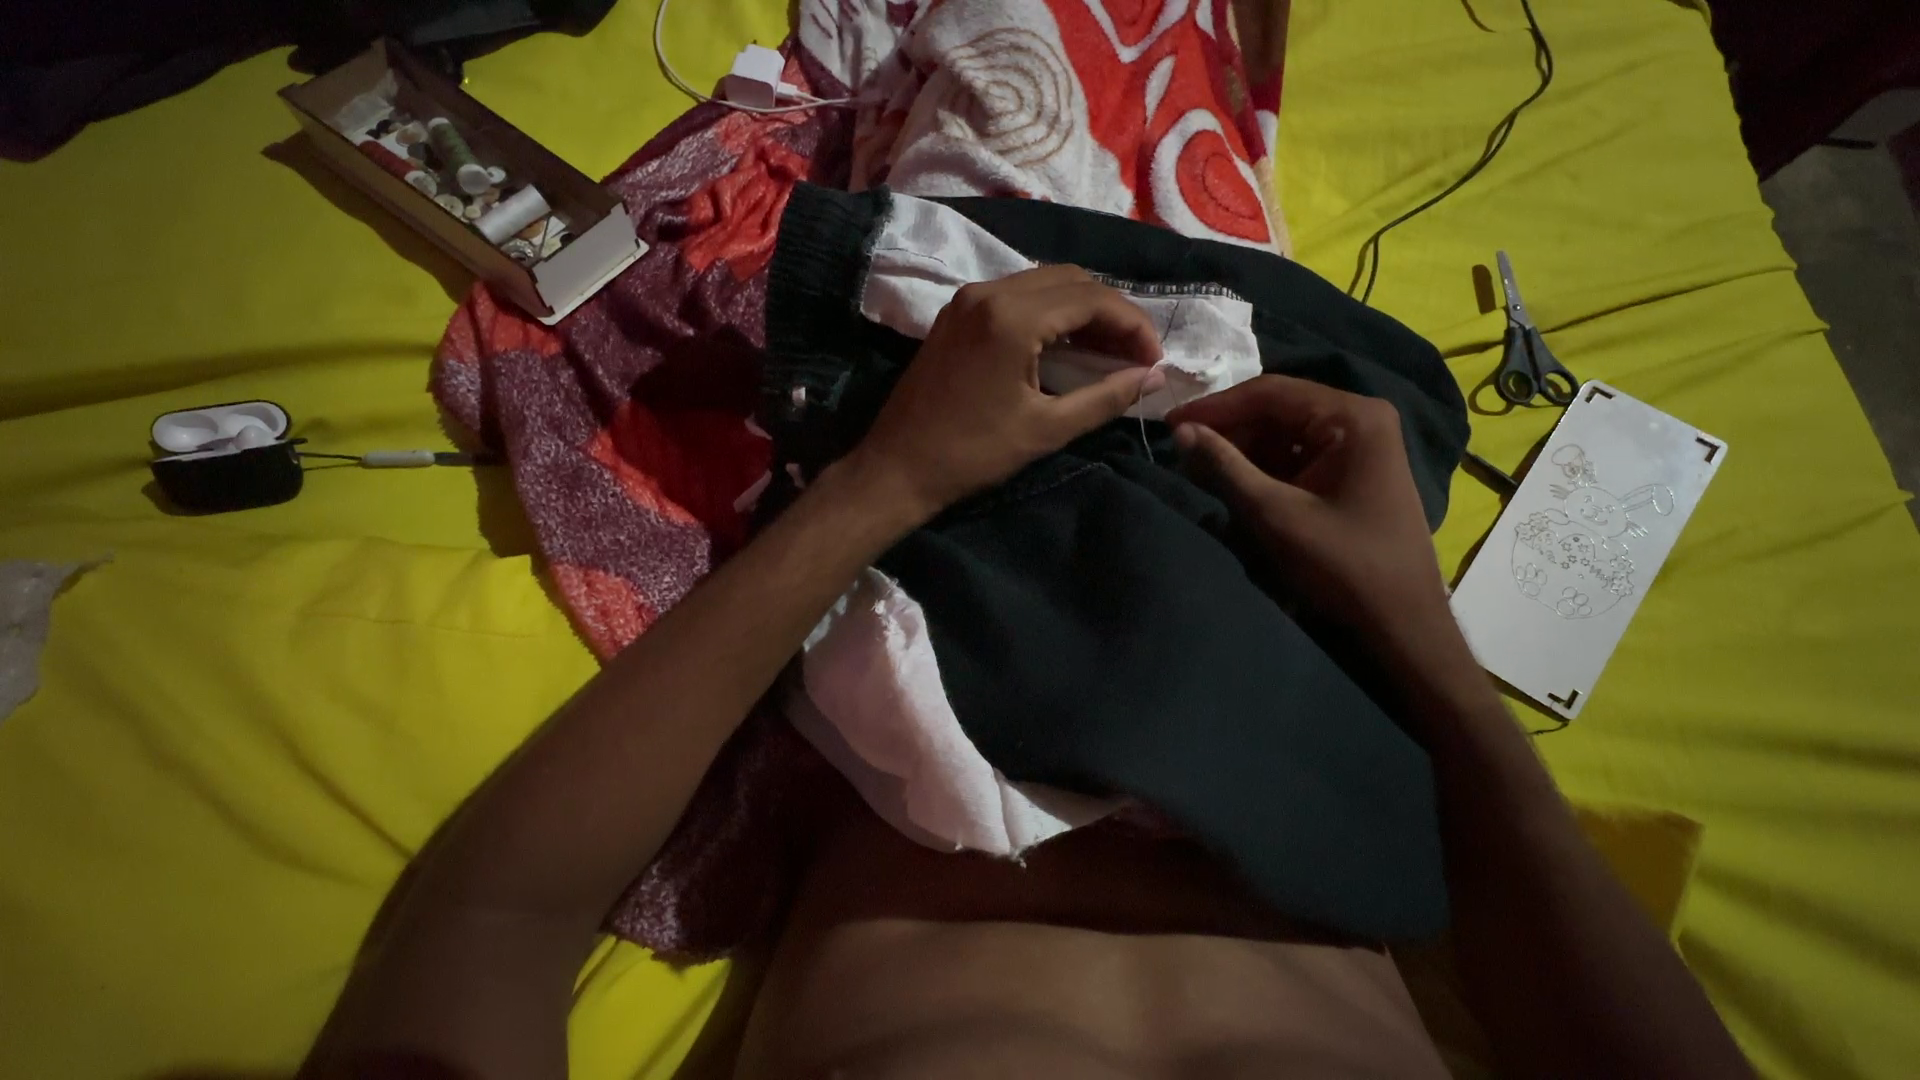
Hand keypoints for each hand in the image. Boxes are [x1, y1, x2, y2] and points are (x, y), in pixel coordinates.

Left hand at [843, 265, 1165, 520]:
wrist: (898, 467)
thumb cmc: (973, 453)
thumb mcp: (1047, 429)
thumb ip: (1106, 397)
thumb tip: (1154, 377)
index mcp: (1012, 317)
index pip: (1093, 299)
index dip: (1133, 325)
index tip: (1154, 360)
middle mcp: (989, 292)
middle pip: (1071, 280)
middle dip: (1111, 312)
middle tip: (1134, 354)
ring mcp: (968, 299)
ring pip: (1044, 283)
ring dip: (1081, 309)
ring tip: (1107, 351)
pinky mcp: (956, 313)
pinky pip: (1016, 295)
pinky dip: (1049, 312)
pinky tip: (1065, 345)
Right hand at [1167, 376, 1451, 648]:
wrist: (1401, 621)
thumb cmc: (1343, 564)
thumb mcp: (1275, 513)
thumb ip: (1225, 466)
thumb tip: (1180, 431)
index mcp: (1352, 416)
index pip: (1270, 392)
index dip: (1215, 407)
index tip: (1169, 422)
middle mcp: (1360, 418)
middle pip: (1278, 409)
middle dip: (1229, 429)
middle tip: (1182, 449)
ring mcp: (1360, 444)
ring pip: (1284, 433)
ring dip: (1243, 449)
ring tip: (1200, 468)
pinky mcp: (1352, 470)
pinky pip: (1298, 454)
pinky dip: (1264, 466)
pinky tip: (1234, 482)